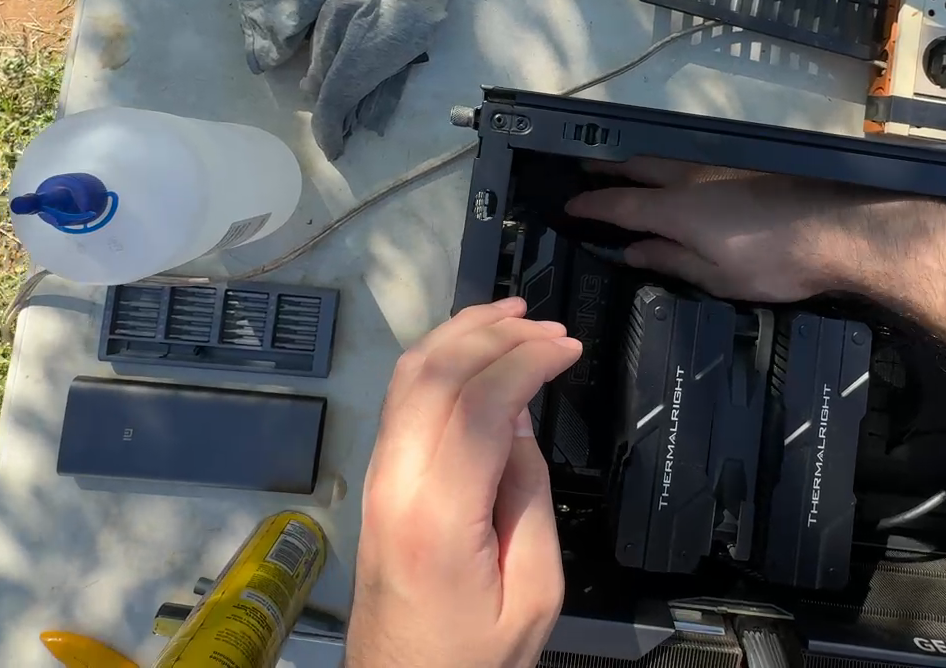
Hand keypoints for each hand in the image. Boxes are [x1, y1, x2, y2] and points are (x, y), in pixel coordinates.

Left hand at [346, 297, 582, 667]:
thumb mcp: (534, 592)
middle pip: (437, 371)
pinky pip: (403, 392)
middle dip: (498, 333)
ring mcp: (377, 473)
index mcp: (436, 517)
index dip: (528, 360)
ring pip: (411, 371)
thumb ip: (530, 494)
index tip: (568, 348)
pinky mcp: (376, 473)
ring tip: (512, 312)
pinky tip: (473, 343)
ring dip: (464, 330)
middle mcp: (394, 481)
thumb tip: (521, 416)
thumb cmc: (474, 657)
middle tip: (548, 327)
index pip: (478, 405)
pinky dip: (441, 353)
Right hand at [566, 158, 945, 301]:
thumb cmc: (774, 261)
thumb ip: (669, 259)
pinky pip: (690, 160)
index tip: (569, 207)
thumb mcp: (717, 276)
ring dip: (636, 162)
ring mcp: (718, 165)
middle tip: (584, 171)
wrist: (840, 227)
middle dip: (606, 169)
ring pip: (664, 158)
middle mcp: (690, 177)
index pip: (618, 203)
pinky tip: (675, 176)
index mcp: (675, 207)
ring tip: (622, 169)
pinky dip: (668, 165)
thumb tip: (632, 251)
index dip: (590, 206)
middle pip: (636, 166)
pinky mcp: (743, 163)